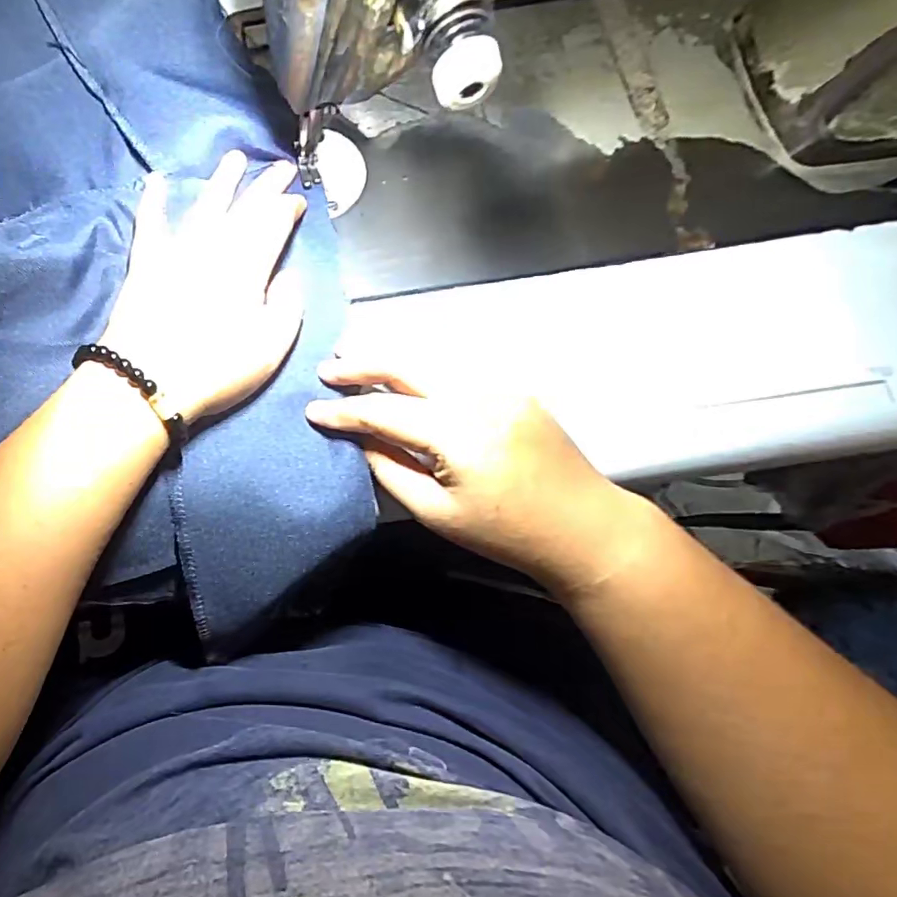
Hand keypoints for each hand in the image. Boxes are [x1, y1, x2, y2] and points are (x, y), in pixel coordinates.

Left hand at [95, 151, 307, 422]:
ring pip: (204, 206)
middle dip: (265, 186)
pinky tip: (158, 181)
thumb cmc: (216, 370)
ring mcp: (177, 252)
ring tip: (235, 158)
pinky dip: (154, 201)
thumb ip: (287, 307)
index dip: (287, 208)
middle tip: (281, 168)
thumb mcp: (271, 348)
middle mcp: (215, 249)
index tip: (298, 199)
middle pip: (245, 208)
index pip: (273, 225)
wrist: (148, 380)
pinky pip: (150, 223)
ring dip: (221, 181)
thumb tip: (288, 277)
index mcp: (249, 268)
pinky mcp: (146, 263)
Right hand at [304, 357, 664, 594]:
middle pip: (408, 365)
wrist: (584, 528)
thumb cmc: (506, 534)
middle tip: (326, 370)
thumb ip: (391, 470)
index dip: (345, 412)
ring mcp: (502, 388)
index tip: (312, 411)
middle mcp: (480, 397)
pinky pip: (459, 375)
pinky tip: (406, 381)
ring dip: (392, 364)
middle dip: (362, 364)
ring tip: (356, 366)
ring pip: (433, 363)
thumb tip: (360, 440)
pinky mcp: (515, 391)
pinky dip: (425, 374)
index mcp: (459, 434)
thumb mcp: (437, 513)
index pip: (386, 411)